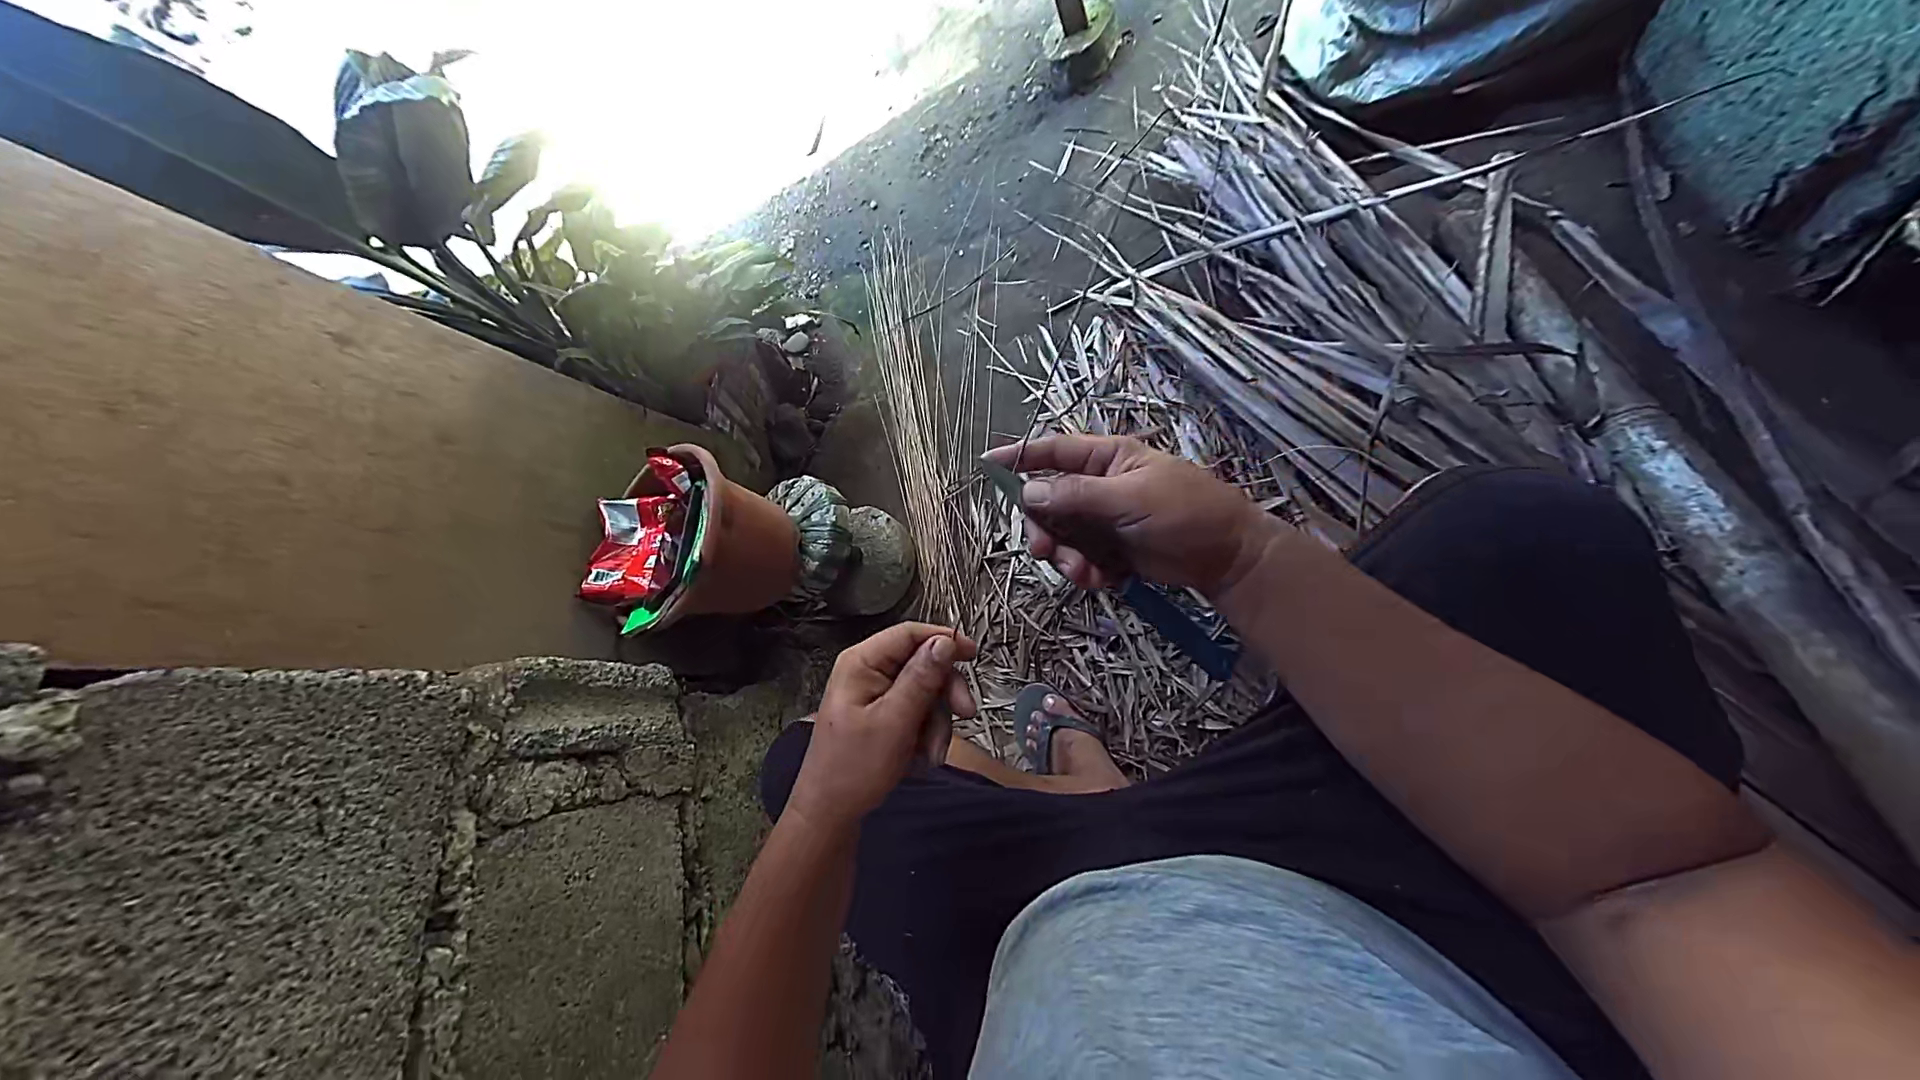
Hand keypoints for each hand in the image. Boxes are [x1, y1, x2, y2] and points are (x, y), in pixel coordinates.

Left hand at [787, 623, 978, 831]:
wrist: (830, 815)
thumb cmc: (855, 767)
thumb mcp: (895, 721)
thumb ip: (922, 679)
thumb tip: (946, 641)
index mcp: (862, 662)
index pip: (909, 634)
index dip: (943, 640)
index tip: (973, 655)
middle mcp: (869, 671)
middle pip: (923, 663)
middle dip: (944, 692)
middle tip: (965, 714)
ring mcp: (877, 694)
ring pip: (926, 691)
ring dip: (937, 721)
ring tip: (932, 753)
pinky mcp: (884, 715)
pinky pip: (918, 712)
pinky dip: (927, 733)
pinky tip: (922, 757)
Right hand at [984, 434, 1285, 595]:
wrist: (1227, 557)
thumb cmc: (1186, 512)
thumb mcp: (1130, 498)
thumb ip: (1077, 495)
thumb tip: (1029, 493)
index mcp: (1106, 459)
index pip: (1054, 452)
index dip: (1020, 457)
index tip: (988, 465)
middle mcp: (1099, 487)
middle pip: (1048, 503)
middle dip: (1044, 530)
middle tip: (1044, 552)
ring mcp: (1104, 521)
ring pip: (1062, 537)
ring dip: (1066, 558)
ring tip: (1087, 574)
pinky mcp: (1111, 550)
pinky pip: (1081, 559)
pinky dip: (1087, 573)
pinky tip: (1107, 581)